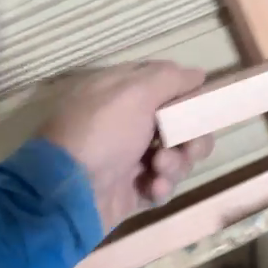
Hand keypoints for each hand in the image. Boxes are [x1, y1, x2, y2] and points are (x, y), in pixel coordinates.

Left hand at [40, 61, 215, 233]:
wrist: (66, 194)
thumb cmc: (102, 133)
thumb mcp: (134, 92)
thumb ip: (170, 79)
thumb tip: (198, 74)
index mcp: (125, 92)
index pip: (169, 85)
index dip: (189, 96)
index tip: (202, 108)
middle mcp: (130, 122)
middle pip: (181, 124)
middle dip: (191, 137)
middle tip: (186, 146)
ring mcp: (131, 158)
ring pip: (177, 156)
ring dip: (177, 163)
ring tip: (159, 169)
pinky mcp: (133, 190)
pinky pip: (163, 185)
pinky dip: (163, 186)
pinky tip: (152, 188)